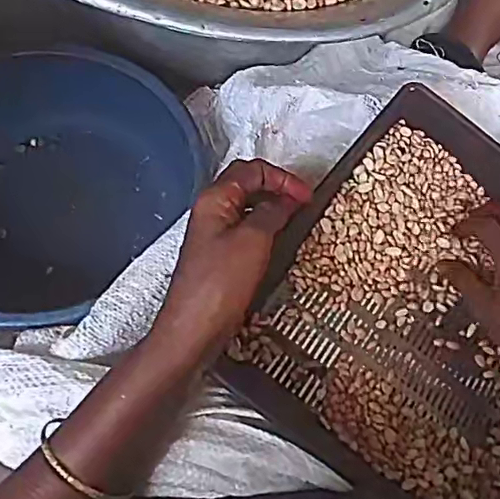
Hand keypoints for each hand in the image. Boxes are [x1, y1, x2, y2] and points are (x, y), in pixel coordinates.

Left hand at [154, 159, 310, 358]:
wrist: (194, 328)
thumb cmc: (218, 285)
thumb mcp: (254, 240)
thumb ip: (273, 213)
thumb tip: (287, 201)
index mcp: (214, 199)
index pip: (252, 170)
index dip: (282, 178)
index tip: (305, 195)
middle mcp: (211, 212)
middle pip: (248, 185)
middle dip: (278, 188)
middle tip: (303, 202)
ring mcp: (215, 235)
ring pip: (249, 209)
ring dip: (274, 209)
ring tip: (297, 219)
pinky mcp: (221, 256)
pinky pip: (247, 232)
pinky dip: (267, 230)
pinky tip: (280, 242)